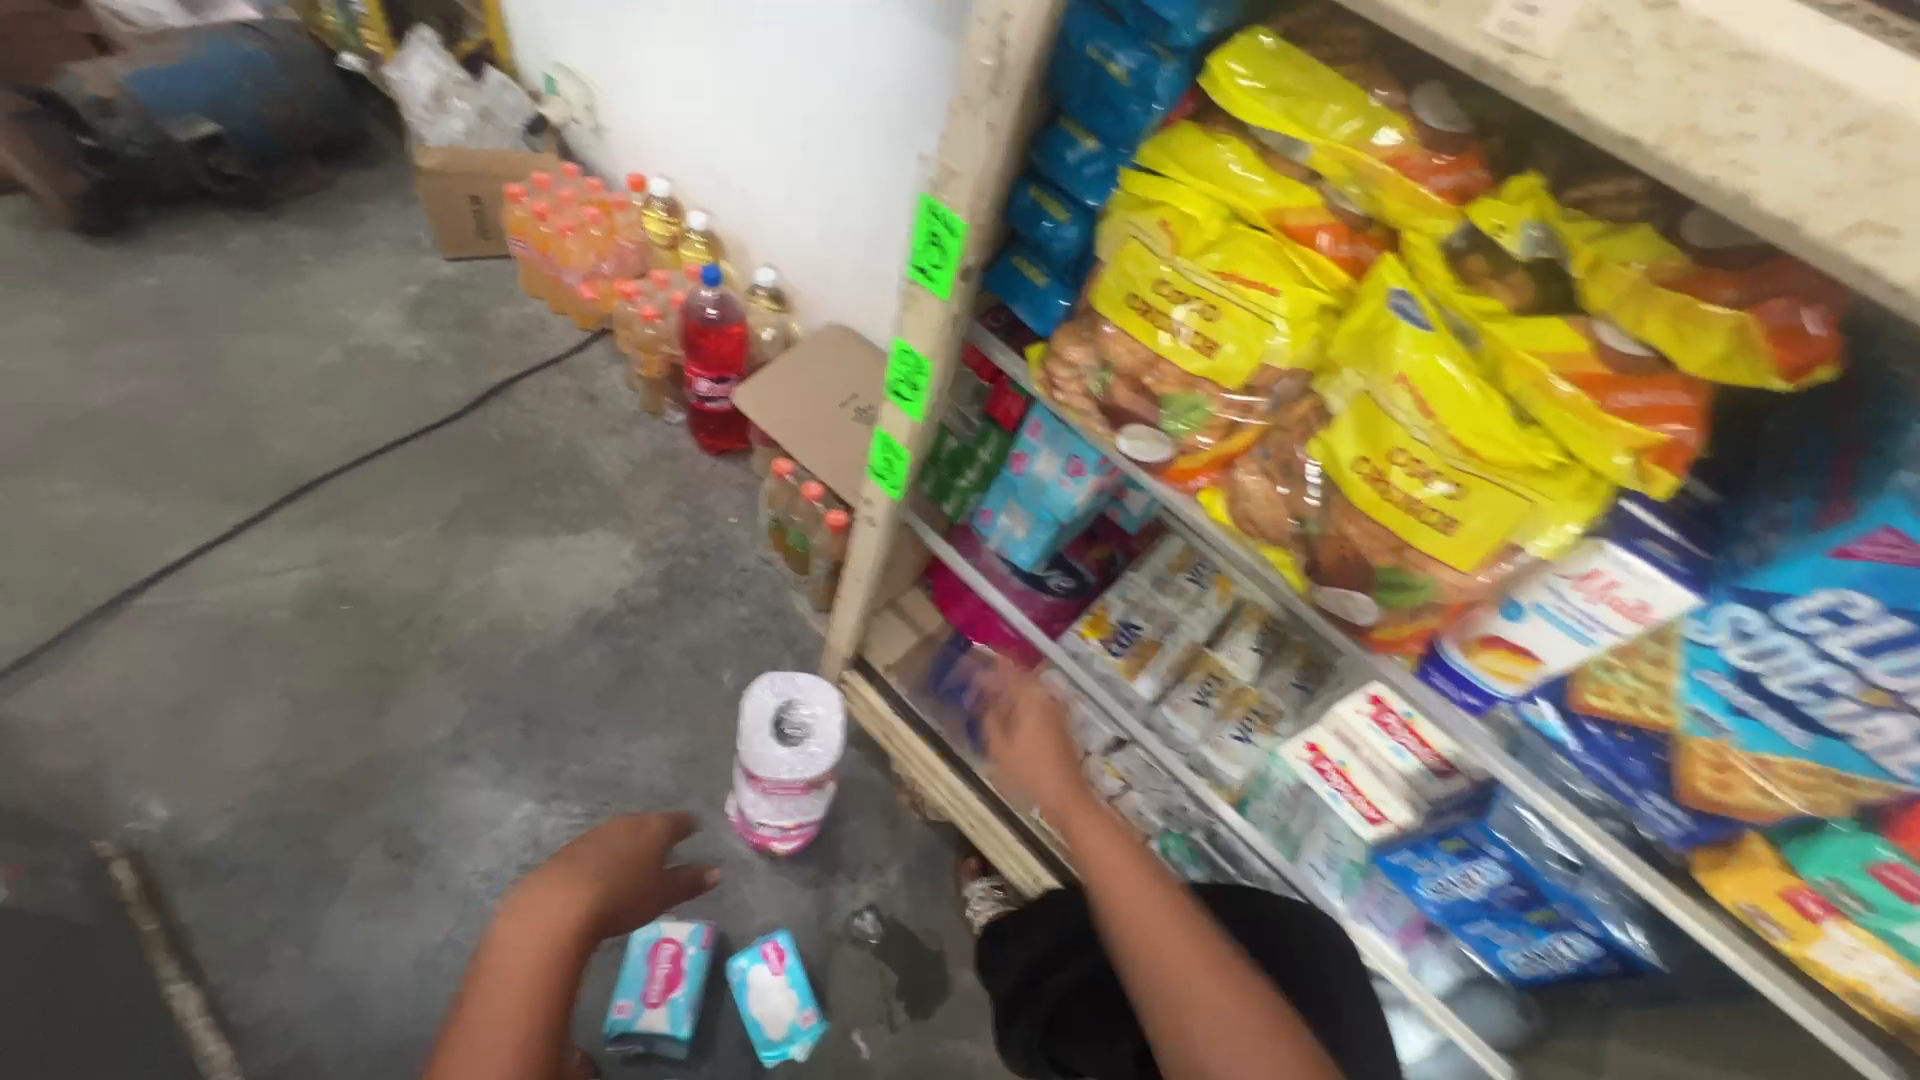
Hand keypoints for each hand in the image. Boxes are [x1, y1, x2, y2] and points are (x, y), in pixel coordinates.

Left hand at [512, 811, 718, 940]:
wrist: (556, 905)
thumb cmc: (622, 897)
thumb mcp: (663, 894)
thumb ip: (691, 881)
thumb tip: (717, 871)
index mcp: (656, 827)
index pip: (680, 820)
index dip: (689, 827)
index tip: (694, 833)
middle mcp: (628, 822)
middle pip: (650, 823)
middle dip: (658, 835)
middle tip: (666, 850)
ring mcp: (596, 833)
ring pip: (622, 834)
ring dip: (630, 846)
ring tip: (635, 864)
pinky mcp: (570, 850)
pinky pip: (598, 849)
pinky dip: (606, 858)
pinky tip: (603, 876)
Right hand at [971, 656, 1091, 820]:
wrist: (1065, 795)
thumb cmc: (1029, 771)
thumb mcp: (999, 747)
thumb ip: (990, 719)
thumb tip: (984, 703)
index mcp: (1031, 697)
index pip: (1007, 669)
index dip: (988, 666)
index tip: (970, 665)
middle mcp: (1046, 697)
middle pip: (1018, 678)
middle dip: (997, 678)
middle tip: (976, 684)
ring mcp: (1055, 709)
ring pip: (1027, 691)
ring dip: (1008, 692)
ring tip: (986, 700)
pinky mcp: (1059, 723)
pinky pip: (1035, 704)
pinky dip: (1019, 704)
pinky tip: (1006, 717)